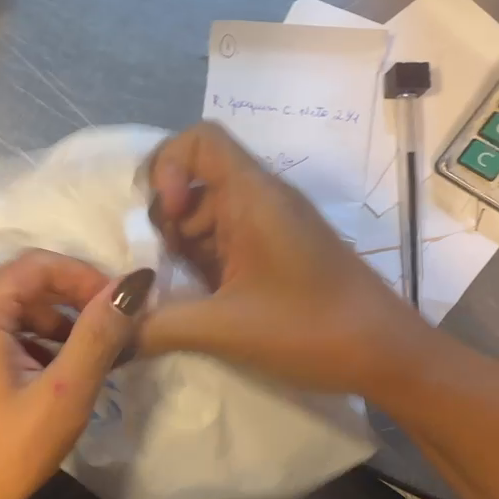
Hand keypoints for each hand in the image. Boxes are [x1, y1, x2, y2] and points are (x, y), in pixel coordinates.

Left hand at [0, 250, 148, 498]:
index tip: (121, 307)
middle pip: (20, 282)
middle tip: (109, 333)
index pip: (36, 264)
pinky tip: (52, 372)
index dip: (84, 277)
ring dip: (50, 323)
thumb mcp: (64, 392)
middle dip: (69, 302)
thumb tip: (133, 284)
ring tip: (86, 357)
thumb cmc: (7, 454)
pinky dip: (26, 339)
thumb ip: (98, 332)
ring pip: (8, 305)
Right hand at [139, 122, 432, 397]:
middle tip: (152, 268)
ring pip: (199, 217)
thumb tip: (106, 340)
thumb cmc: (313, 330)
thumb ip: (155, 327)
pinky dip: (193, 266)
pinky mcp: (267, 255)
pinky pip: (216, 244)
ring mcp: (264, 228)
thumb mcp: (225, 329)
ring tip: (165, 293)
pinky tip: (187, 304)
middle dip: (161, 222)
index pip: (199, 139)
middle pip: (189, 181)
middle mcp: (257, 201)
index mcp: (253, 196)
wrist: (392, 360)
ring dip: (174, 250)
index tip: (168, 218)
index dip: (167, 166)